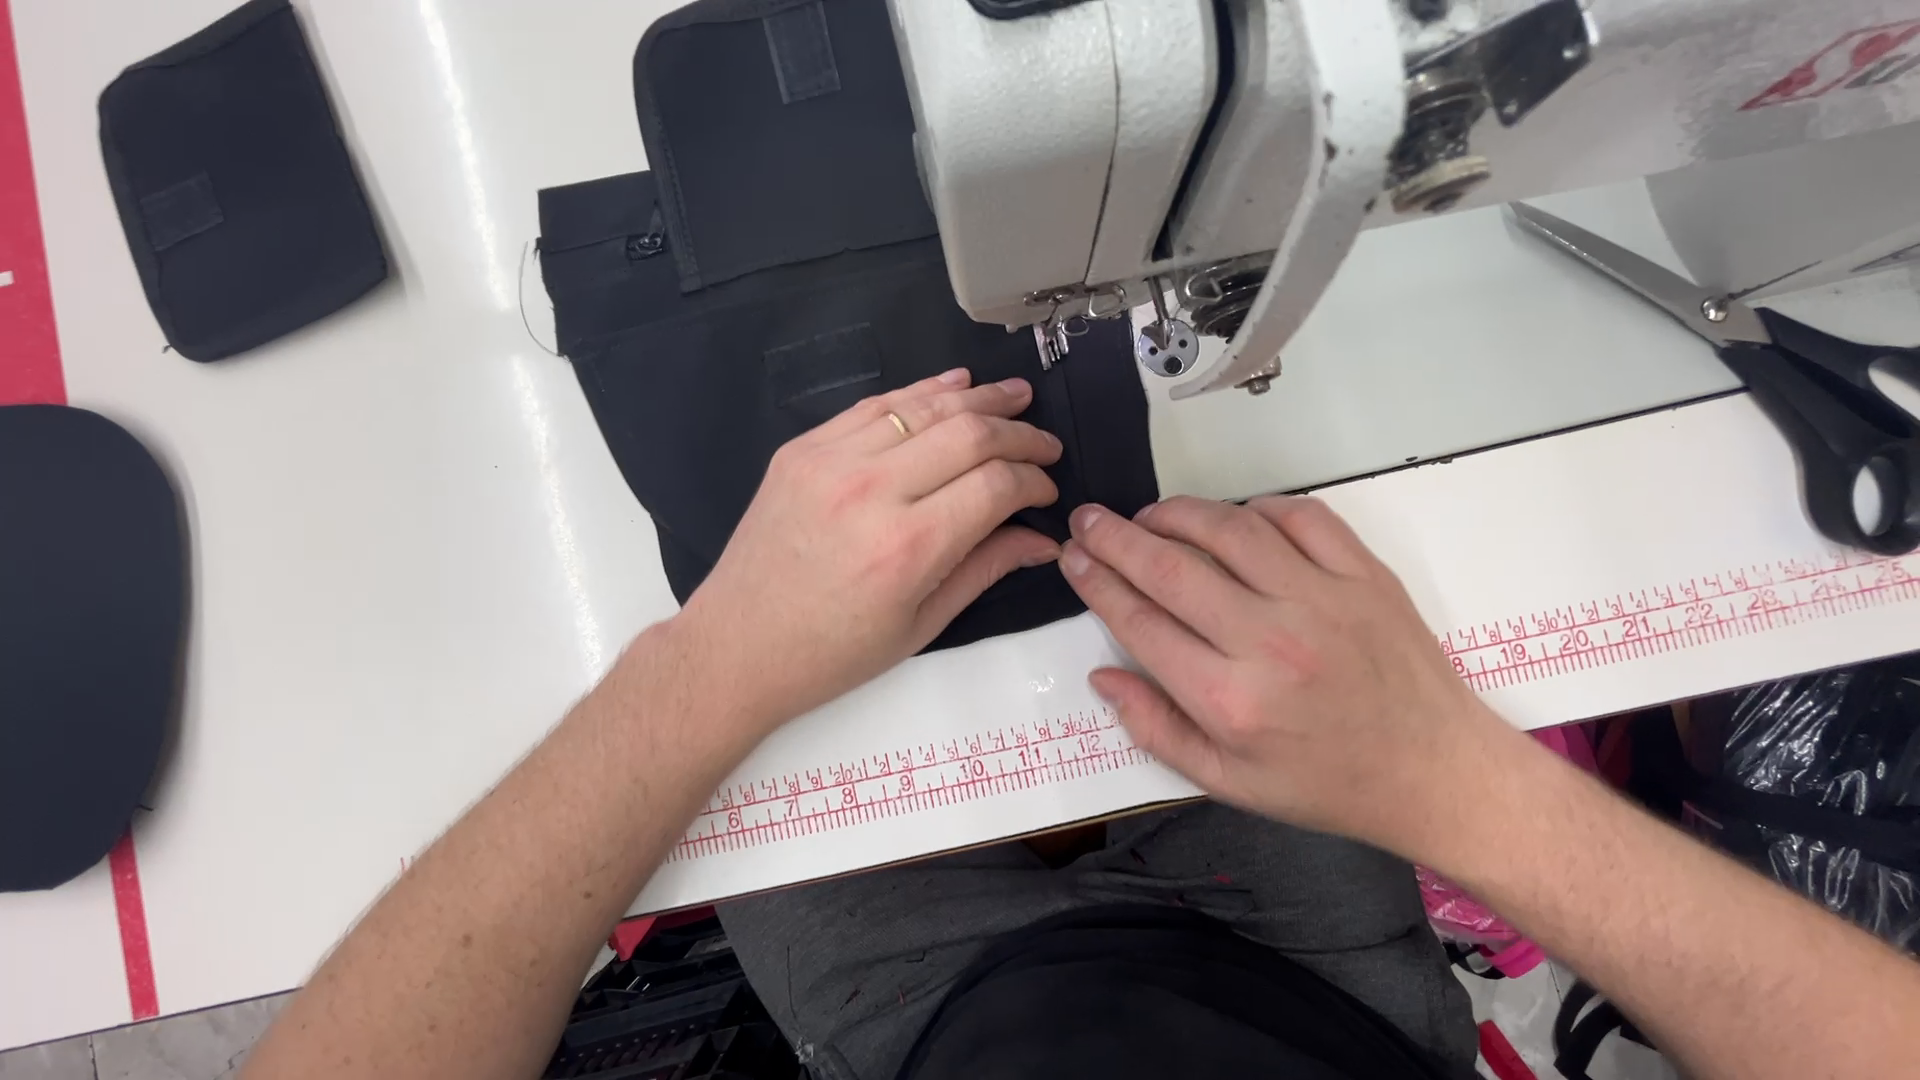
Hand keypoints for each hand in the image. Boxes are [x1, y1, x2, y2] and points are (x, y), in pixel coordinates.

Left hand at [672, 369, 1063, 732]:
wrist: (737, 646)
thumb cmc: (832, 653)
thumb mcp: (921, 626)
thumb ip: (985, 569)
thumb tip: (1041, 539)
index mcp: (907, 548)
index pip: (995, 485)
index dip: (1033, 480)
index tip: (1045, 490)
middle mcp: (871, 491)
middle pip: (969, 434)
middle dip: (1019, 434)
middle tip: (1045, 442)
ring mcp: (831, 461)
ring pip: (925, 407)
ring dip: (979, 398)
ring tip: (1015, 396)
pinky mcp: (802, 449)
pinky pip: (875, 404)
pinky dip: (920, 390)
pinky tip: (954, 384)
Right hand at [1059, 495, 1515, 857]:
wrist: (1438, 773)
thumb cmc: (1325, 783)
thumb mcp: (1227, 781)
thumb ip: (1155, 728)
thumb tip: (1102, 675)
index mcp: (1229, 699)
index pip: (1139, 621)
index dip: (1096, 582)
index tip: (1073, 558)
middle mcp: (1270, 641)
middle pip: (1170, 567)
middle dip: (1115, 537)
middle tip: (1087, 519)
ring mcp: (1322, 600)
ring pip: (1228, 529)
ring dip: (1176, 512)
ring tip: (1148, 515)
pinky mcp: (1365, 575)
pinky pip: (1299, 516)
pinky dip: (1256, 506)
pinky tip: (1233, 518)